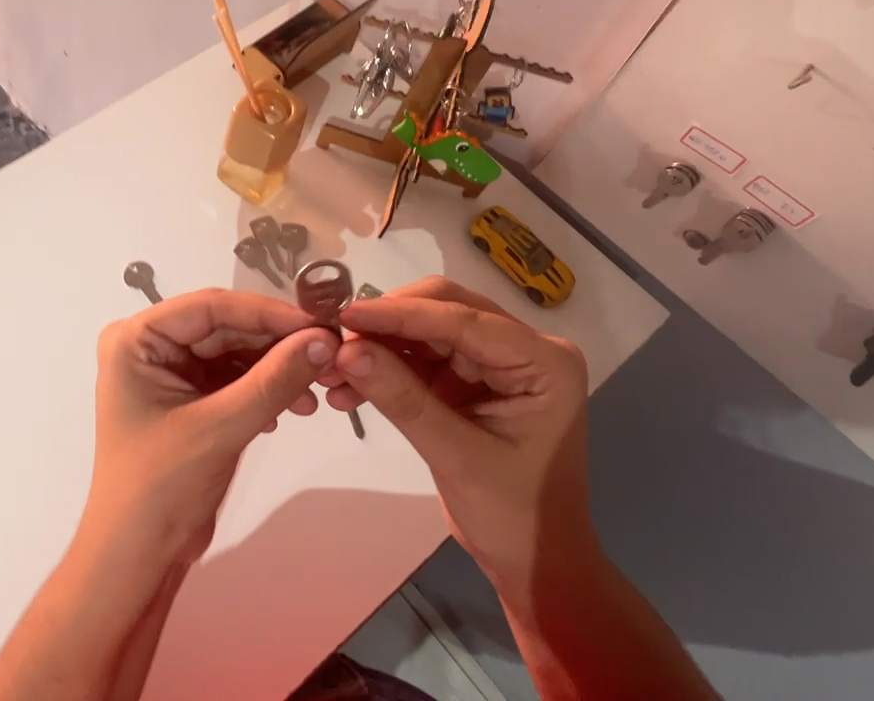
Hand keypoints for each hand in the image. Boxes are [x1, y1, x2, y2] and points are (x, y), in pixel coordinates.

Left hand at [84, 289, 337, 564]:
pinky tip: (295, 406)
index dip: (266, 312)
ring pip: (234, 352)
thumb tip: (324, 339)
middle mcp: (149, 346)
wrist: (139, 554)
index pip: (209, 307)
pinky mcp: (189, 397)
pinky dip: (265, 388)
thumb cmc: (161, 488)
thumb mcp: (220, 428)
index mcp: (136, 339)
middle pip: (224, 327)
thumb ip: (274, 380)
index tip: (318, 322)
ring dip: (276, 368)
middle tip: (329, 351)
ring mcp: (169, 372)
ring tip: (319, 388)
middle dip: (276, 342)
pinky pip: (233, 377)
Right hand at [326, 277, 594, 583]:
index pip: (463, 320)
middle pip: (443, 311)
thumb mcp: (457, 457)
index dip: (400, 314)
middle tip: (333, 340)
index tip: (345, 316)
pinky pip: (417, 358)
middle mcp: (522, 348)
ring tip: (330, 368)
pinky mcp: (467, 378)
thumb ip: (403, 399)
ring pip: (423, 331)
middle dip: (386, 324)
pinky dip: (383, 368)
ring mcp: (493, 362)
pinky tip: (346, 387)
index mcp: (543, 361)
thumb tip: (345, 351)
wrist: (535, 562)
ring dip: (378, 346)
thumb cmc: (514, 516)